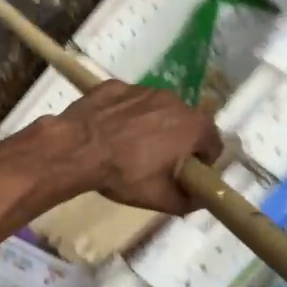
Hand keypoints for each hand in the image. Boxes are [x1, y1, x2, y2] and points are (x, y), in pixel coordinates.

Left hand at [23, 80, 220, 214]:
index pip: (211, 144)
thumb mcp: (163, 199)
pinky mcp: (113, 85)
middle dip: (177, 141)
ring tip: (130, 145)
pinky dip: (124, 113)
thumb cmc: (124, 174)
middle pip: (184, 123)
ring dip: (151, 124)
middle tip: (157, 161)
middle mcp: (173, 99)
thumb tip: (200, 199)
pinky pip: (127, 101)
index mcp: (193, 125)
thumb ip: (190, 201)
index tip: (186, 174)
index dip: (202, 161)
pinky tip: (109, 130)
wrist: (75, 147)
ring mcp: (141, 89)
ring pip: (156, 109)